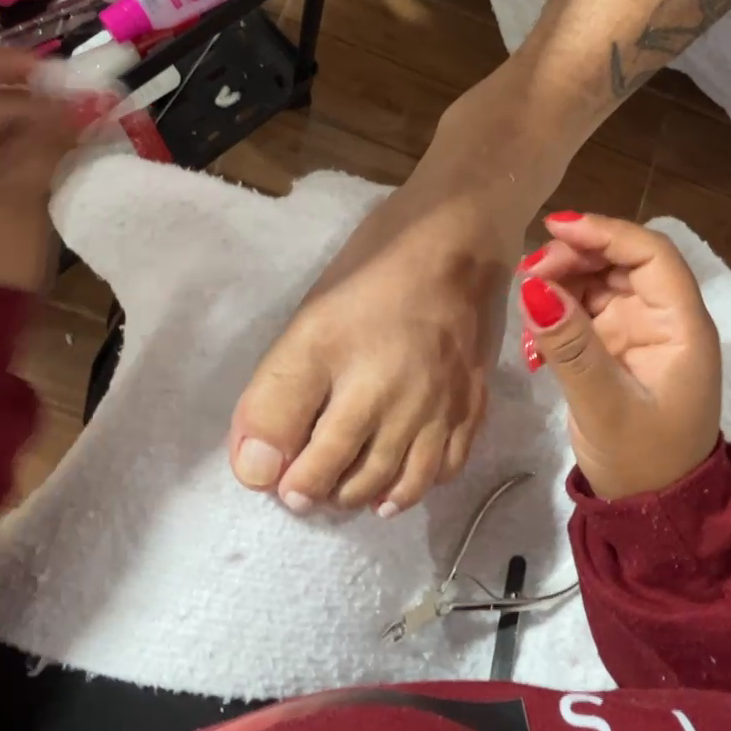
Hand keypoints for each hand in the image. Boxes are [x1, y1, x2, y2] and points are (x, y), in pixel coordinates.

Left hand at [227, 170, 521, 516]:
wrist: (459, 234)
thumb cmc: (373, 267)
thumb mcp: (308, 322)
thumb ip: (278, 398)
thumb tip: (256, 471)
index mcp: (359, 392)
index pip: (316, 470)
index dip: (290, 484)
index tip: (277, 477)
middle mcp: (405, 412)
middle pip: (361, 480)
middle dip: (327, 493)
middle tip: (308, 488)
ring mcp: (444, 410)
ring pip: (406, 482)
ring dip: (370, 496)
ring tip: (349, 493)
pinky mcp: (475, 400)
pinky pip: (450, 464)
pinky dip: (422, 482)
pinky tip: (405, 480)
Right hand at [520, 212, 722, 500]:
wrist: (653, 512)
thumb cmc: (643, 463)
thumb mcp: (604, 407)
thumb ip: (571, 347)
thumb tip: (532, 287)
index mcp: (682, 327)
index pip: (651, 255)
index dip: (606, 233)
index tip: (554, 228)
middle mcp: (663, 320)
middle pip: (621, 262)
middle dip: (574, 258)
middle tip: (527, 275)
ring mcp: (638, 332)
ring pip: (599, 282)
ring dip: (561, 283)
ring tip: (525, 304)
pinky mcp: (615, 349)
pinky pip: (584, 312)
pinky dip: (557, 313)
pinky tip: (533, 339)